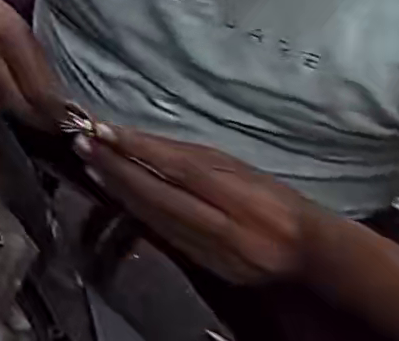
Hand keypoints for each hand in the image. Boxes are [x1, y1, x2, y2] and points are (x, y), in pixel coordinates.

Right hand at [0, 0, 64, 126]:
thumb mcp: (24, 32)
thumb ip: (38, 65)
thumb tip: (60, 102)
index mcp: (11, 36)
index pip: (36, 86)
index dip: (52, 110)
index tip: (65, 122)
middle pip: (12, 97)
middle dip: (33, 117)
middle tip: (46, 124)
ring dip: (7, 109)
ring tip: (20, 109)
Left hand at [77, 123, 312, 285]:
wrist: (317, 255)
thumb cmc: (270, 197)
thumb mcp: (232, 166)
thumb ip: (179, 153)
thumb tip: (124, 135)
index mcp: (251, 203)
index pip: (182, 170)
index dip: (137, 149)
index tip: (100, 129)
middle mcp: (238, 234)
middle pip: (162, 195)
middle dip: (116, 167)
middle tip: (82, 143)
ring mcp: (224, 257)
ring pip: (156, 215)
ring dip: (116, 185)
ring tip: (88, 160)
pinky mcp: (213, 269)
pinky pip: (162, 232)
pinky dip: (132, 206)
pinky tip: (109, 187)